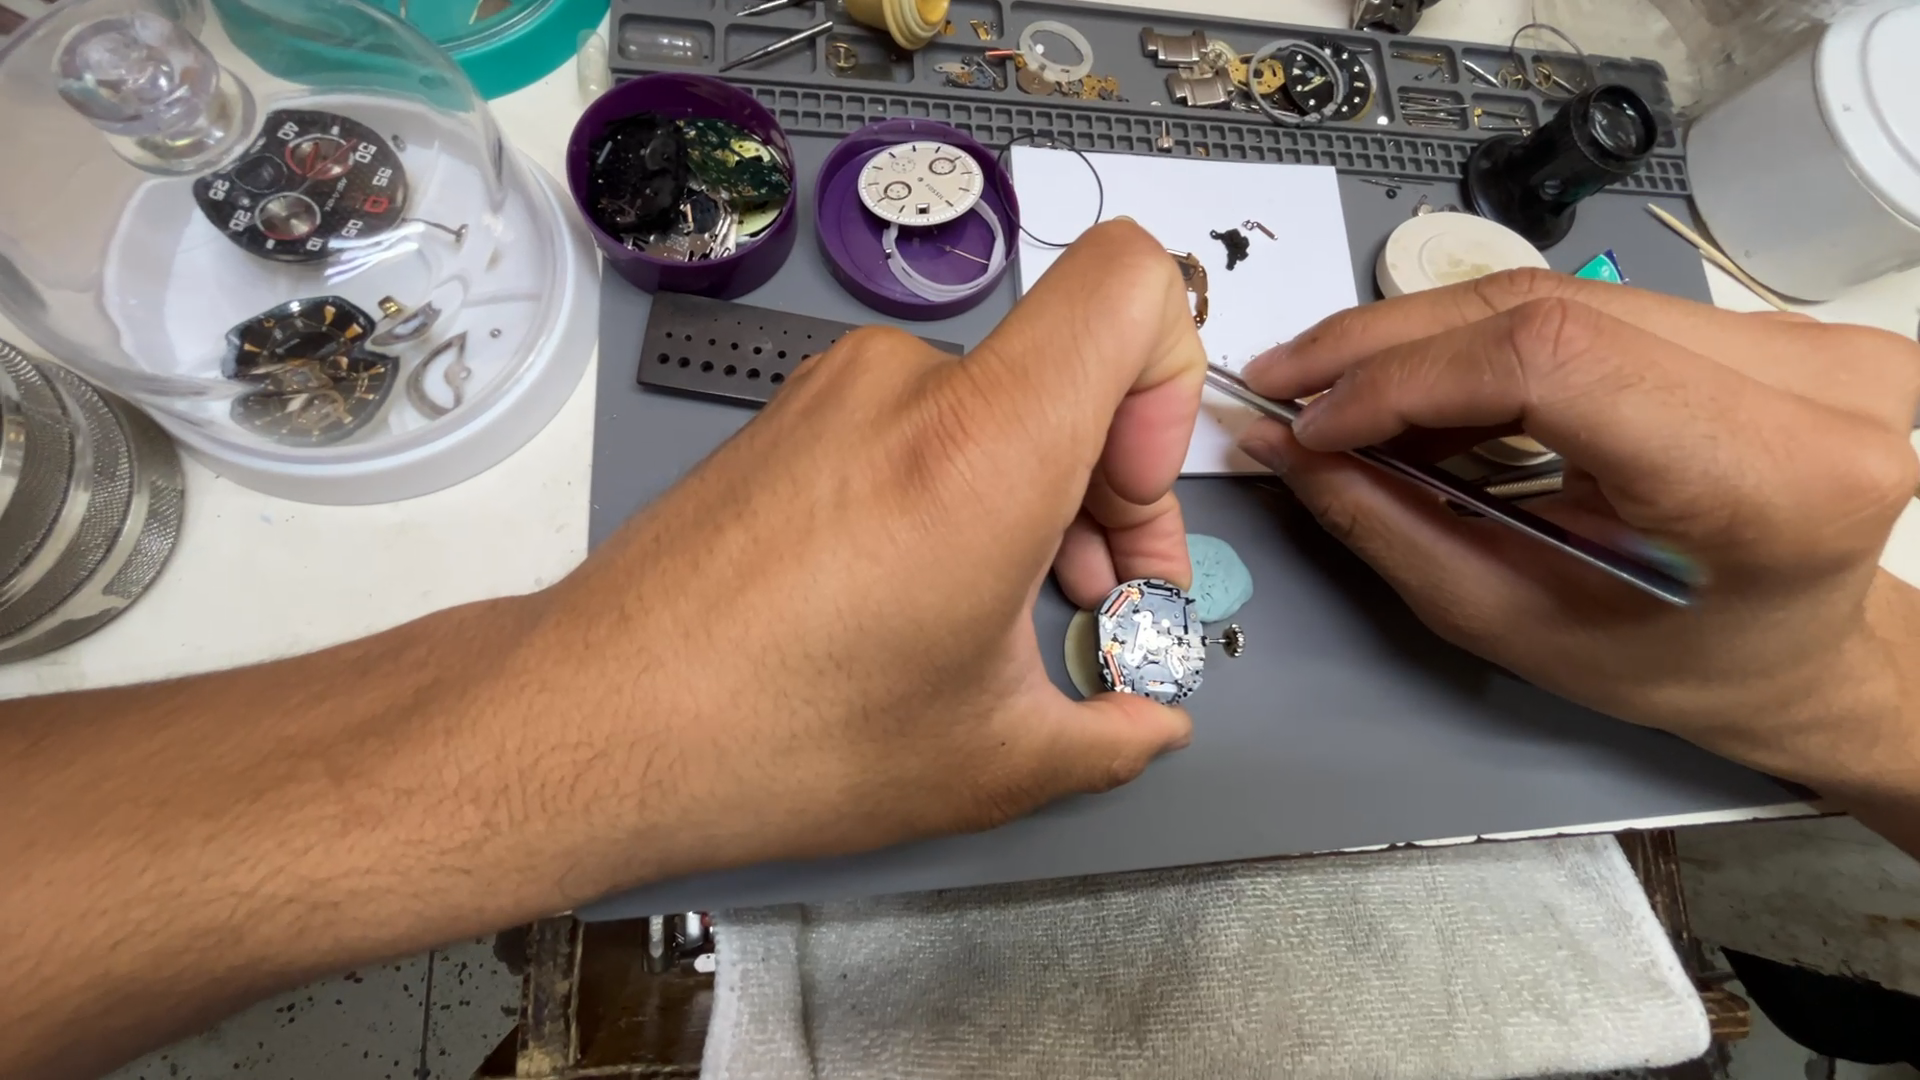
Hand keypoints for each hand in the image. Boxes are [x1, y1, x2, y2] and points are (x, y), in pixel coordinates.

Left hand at [526, 221, 1207, 890]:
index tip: (1131, 495)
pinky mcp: (799, 411)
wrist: (594, 721)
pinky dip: (966, 484)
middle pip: (1075, 372)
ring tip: (1011, 604)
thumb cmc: (778, 739)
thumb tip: (1151, 724)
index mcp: (983, 447)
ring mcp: (841, 386)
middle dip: (1112, 487)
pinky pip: (929, 416)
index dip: (1169, 378)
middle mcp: (909, 383)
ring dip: (1037, 493)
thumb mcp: (989, 759)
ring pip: (1003, 401)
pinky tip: (938, 580)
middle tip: (1098, 596)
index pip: (1130, 283)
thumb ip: (1111, 736)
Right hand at [1235, 269, 1919, 804]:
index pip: (1544, 360)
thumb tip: (1276, 440)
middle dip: (1376, 343)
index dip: (1400, 380)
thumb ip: (1377, 518)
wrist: (1789, 650)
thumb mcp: (1489, 612)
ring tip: (1326, 390)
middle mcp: (1805, 377)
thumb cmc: (1648, 662)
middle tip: (1281, 380)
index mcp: (1762, 478)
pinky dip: (1456, 347)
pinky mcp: (1748, 322)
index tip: (1306, 423)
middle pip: (1532, 307)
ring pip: (1538, 293)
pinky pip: (1562, 308)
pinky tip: (1402, 391)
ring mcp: (1788, 333)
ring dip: (1405, 340)